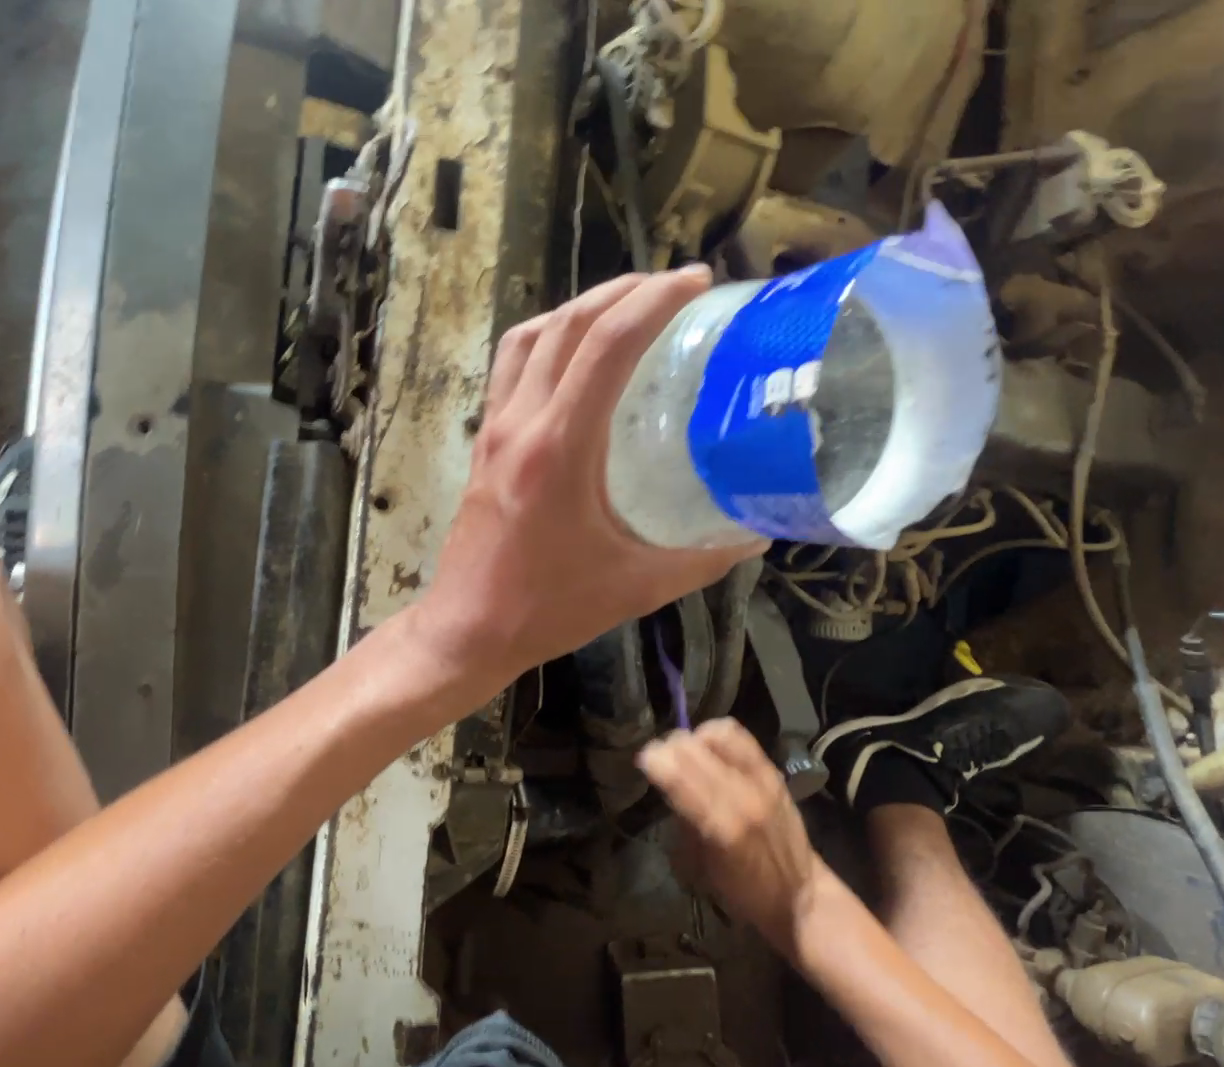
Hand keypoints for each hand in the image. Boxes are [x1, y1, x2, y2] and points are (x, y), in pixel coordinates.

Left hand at [414, 268, 767, 684]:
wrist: (467, 628)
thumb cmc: (548, 608)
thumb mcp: (638, 586)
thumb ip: (704, 558)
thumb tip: (757, 531)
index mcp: (559, 447)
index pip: (606, 345)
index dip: (655, 300)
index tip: (697, 282)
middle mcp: (521, 423)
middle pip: (567, 325)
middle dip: (622, 291)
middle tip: (673, 286)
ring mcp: (495, 429)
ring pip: (529, 337)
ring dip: (578, 308)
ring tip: (626, 305)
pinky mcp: (484, 443)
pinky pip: (510, 367)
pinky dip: (545, 339)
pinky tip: (575, 355)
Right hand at [638, 719, 826, 955]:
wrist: (800, 896)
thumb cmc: (742, 891)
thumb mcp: (700, 865)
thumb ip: (684, 820)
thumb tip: (667, 784)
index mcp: (721, 826)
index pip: (678, 775)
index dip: (654, 760)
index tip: (643, 762)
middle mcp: (743, 796)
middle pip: (692, 748)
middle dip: (668, 749)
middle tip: (661, 760)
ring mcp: (762, 780)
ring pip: (714, 735)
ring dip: (692, 740)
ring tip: (687, 754)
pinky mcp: (774, 773)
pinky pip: (739, 736)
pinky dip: (716, 736)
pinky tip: (710, 750)